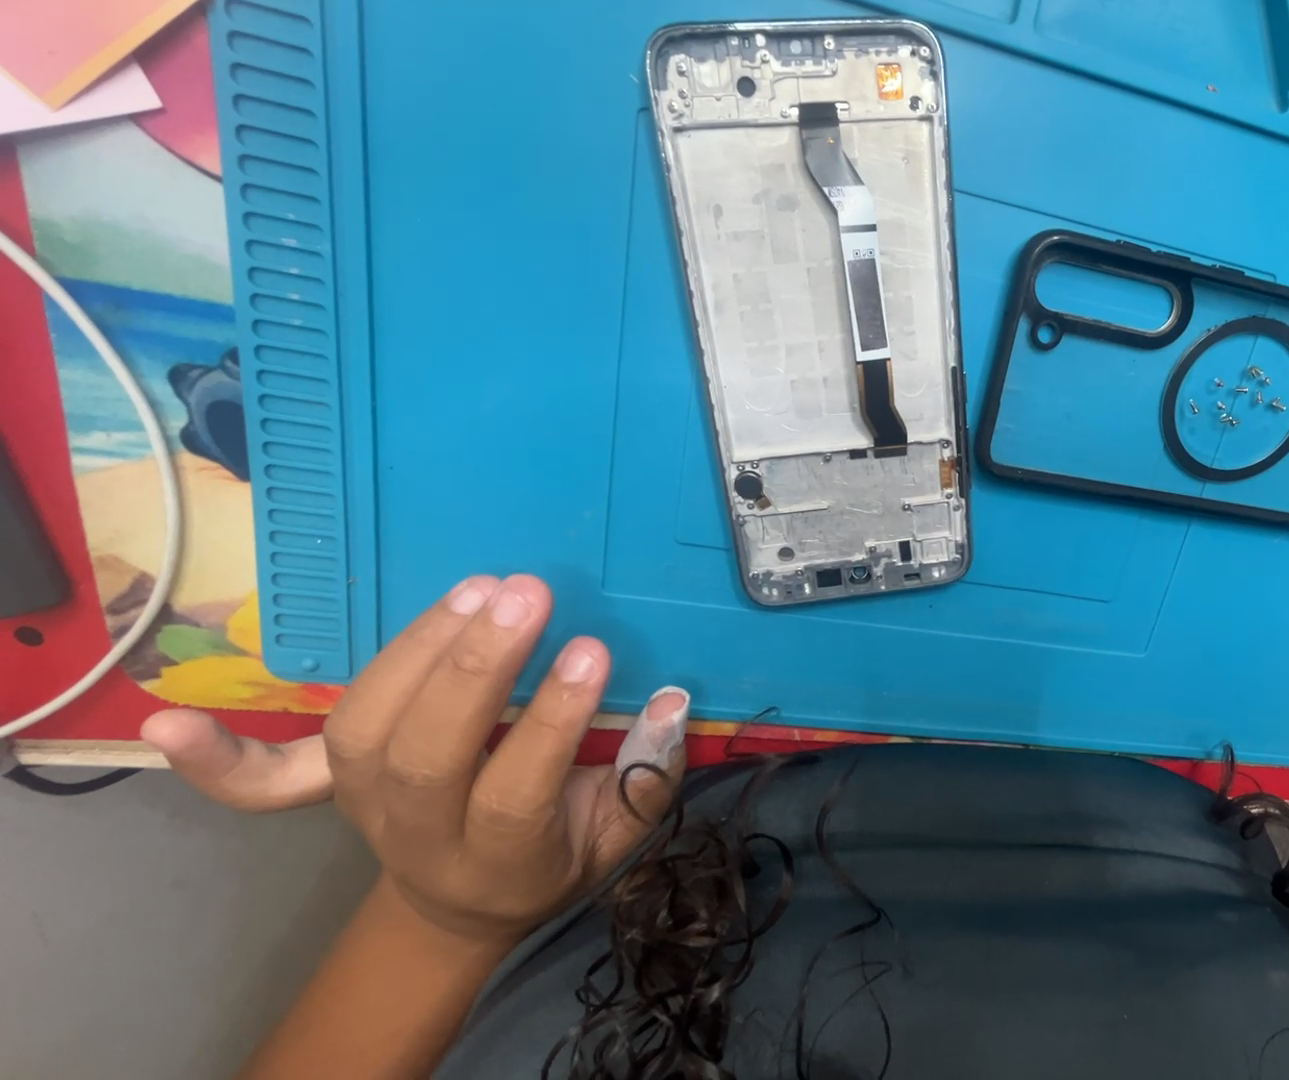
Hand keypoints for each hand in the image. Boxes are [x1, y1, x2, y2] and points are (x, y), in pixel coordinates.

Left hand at [143, 575, 689, 942]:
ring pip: (361, 734)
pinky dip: (220, 761)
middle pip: (424, 756)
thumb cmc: (555, 860)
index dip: (550, 721)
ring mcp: (364, 810)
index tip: (591, 650)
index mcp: (503, 855)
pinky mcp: (331, 792)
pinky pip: (265, 787)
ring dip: (411, 654)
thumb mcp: (618, 837)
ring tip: (475, 589)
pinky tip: (169, 720)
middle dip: (475, 669)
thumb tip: (672, 702)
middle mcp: (420, 835)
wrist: (464, 901)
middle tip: (525, 595)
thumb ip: (648, 777)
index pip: (518, 788)